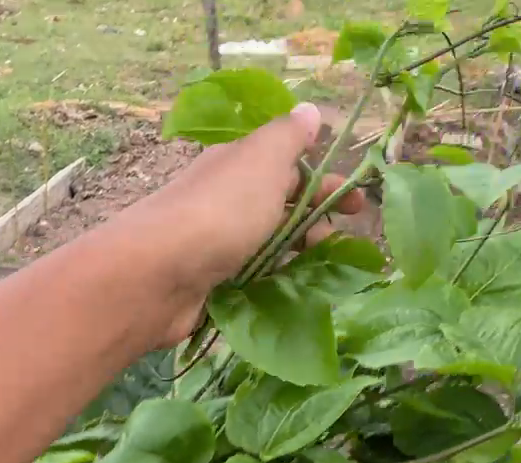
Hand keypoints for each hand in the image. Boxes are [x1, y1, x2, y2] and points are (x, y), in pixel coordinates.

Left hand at [105, 102, 366, 345]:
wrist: (162, 272)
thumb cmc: (221, 211)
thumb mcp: (263, 160)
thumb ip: (289, 137)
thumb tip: (310, 110)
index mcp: (240, 166)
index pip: (290, 169)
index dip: (327, 184)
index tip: (358, 206)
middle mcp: (228, 201)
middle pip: (282, 210)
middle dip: (316, 223)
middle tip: (340, 244)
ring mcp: (220, 245)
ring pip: (270, 248)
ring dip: (299, 257)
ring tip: (322, 272)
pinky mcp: (215, 284)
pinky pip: (255, 280)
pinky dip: (276, 284)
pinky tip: (293, 295)